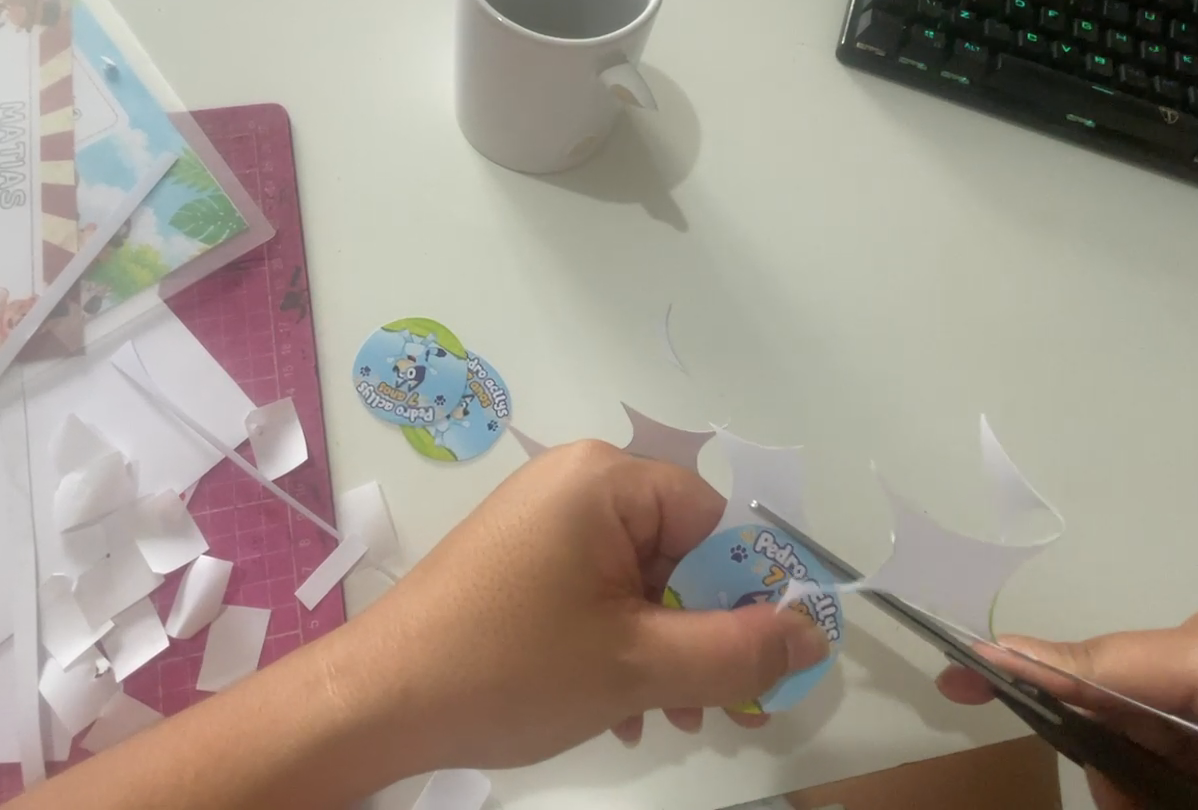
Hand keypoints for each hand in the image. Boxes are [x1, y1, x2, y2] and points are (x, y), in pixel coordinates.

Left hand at [330, 439, 831, 771]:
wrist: (383, 697)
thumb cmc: (513, 666)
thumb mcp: (641, 665)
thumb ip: (739, 650)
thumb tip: (814, 631)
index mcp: (605, 479)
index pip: (709, 519)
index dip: (738, 590)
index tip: (751, 662)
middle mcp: (576, 481)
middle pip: (674, 549)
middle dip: (699, 631)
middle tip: (716, 710)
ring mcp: (544, 516)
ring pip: (637, 576)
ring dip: (661, 647)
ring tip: (661, 717)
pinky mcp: (523, 551)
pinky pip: (595, 584)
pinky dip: (616, 639)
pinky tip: (614, 704)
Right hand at [936, 609, 1197, 809]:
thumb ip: (1150, 782)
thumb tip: (1097, 770)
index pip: (1093, 662)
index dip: (1022, 670)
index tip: (959, 671)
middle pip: (1109, 691)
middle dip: (1105, 755)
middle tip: (1149, 804)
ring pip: (1138, 715)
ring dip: (1141, 773)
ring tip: (1193, 806)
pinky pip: (1177, 725)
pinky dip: (1168, 769)